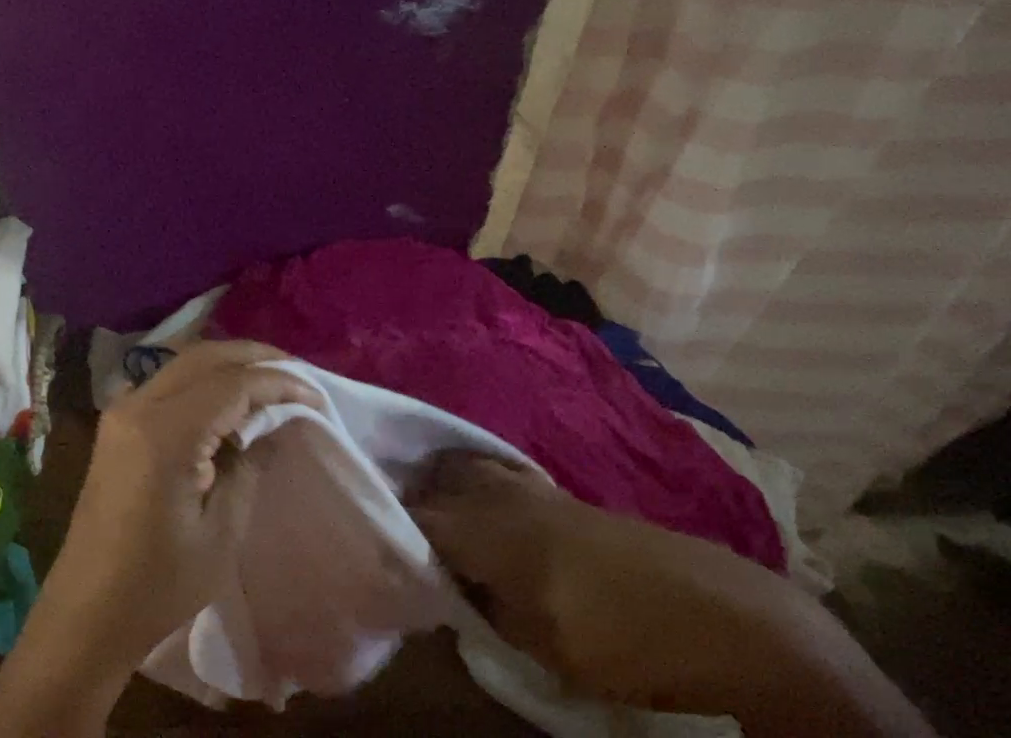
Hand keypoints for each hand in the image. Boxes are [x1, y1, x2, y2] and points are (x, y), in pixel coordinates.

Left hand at [44, 339, 318, 665]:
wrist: (90, 608)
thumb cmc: (159, 583)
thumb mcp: (220, 531)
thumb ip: (247, 466)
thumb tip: (270, 425)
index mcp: (163, 432)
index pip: (230, 383)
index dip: (277, 383)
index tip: (317, 398)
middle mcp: (136, 407)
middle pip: (201, 357)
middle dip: (253, 357)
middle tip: (298, 375)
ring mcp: (120, 413)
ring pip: (180, 364)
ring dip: (227, 365)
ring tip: (272, 382)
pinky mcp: (115, 427)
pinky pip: (164, 384)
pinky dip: (201, 381)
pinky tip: (229, 401)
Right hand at [410, 454, 934, 736]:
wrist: (733, 628)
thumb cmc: (618, 640)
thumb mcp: (533, 640)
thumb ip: (479, 603)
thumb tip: (446, 583)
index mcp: (487, 526)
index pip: (416, 513)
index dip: (389, 524)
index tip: (375, 539)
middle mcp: (508, 494)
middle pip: (441, 476)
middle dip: (416, 492)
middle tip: (402, 523)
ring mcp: (544, 490)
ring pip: (476, 468)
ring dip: (451, 485)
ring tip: (441, 513)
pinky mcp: (576, 498)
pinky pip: (510, 477)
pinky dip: (487, 489)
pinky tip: (493, 517)